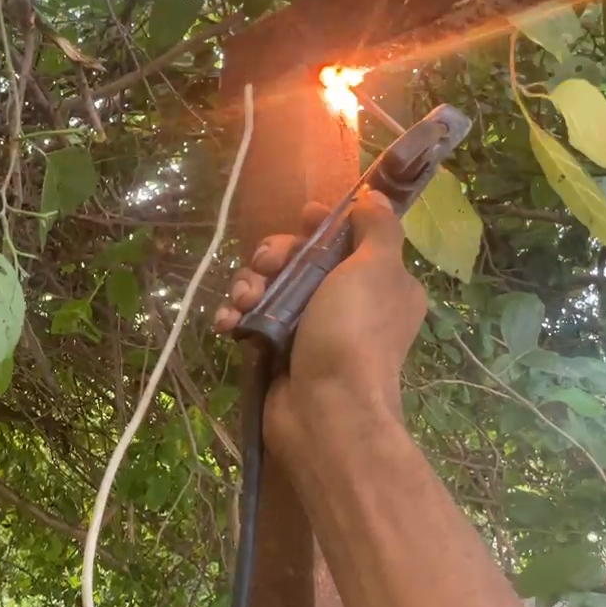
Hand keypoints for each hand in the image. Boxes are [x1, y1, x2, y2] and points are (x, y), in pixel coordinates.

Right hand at [213, 190, 426, 454]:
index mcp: (377, 282)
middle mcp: (343, 302)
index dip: (319, 225)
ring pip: (267, 287)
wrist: (325, 409)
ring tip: (242, 302)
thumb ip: (377, 228)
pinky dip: (235, 317)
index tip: (303, 218)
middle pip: (297, 259)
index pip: (344, 239)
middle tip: (266, 266)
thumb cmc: (354, 332)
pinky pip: (249, 320)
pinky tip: (228, 323)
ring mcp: (306, 328)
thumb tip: (374, 198)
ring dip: (247, 286)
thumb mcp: (376, 269)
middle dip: (273, 256)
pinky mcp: (274, 350)